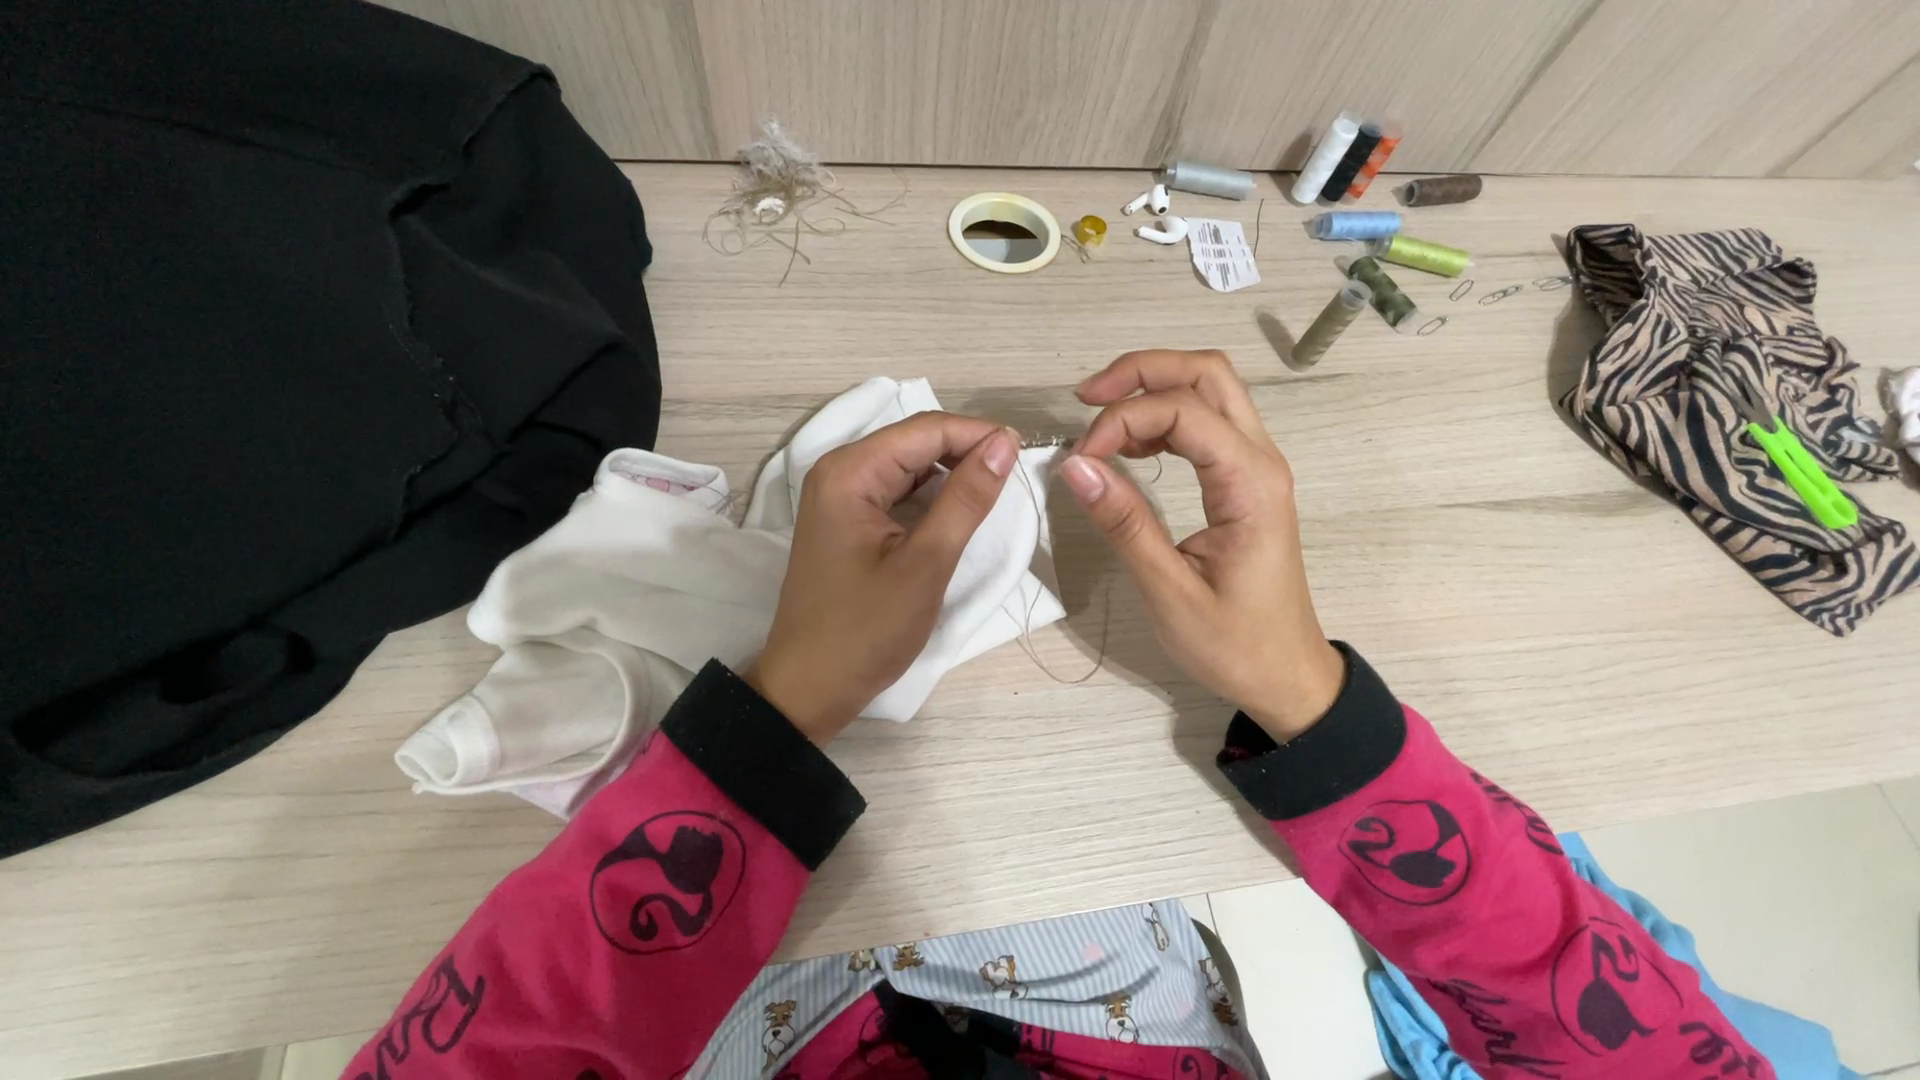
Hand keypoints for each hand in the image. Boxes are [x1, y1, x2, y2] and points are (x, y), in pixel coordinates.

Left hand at [749, 413, 1018, 743]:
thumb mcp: (926, 563)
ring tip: (994, 492)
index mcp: (850, 472)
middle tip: (1014, 475)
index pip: (925, 429)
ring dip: (950, 473)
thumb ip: (966, 499)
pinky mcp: (846, 521)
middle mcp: (839, 472)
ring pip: (907, 466)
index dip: (978, 434)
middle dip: (965, 451)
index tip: (1025, 451)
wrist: (810, 686)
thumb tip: (1003, 445)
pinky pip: (896, 492)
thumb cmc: (867, 629)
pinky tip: (958, 510)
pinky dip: (930, 496)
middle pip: (914, 441)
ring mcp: (839, 497)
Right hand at [1060, 350, 1343, 741]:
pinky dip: (1164, 418)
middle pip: (1207, 374)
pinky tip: (1129, 446)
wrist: (1286, 674)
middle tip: (1085, 398)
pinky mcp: (1245, 480)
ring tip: (1098, 418)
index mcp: (1249, 484)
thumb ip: (1124, 523)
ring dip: (1153, 388)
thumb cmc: (1233, 644)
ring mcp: (1257, 466)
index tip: (1080, 458)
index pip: (1183, 412)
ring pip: (1209, 390)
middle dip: (1142, 371)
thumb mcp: (1169, 591)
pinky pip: (1207, 423)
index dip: (1122, 419)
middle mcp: (1260, 460)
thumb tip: (1075, 466)